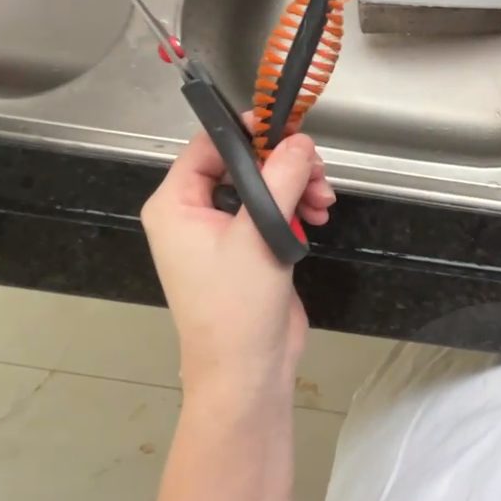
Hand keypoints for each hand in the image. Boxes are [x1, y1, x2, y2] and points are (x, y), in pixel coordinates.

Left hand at [140, 123, 335, 398]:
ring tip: (324, 201)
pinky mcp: (247, 247)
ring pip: (264, 184)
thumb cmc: (237, 305)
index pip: (209, 145)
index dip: (249, 131)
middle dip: (285, 164)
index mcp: (176, 205)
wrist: (247, 371)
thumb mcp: (259, 234)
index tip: (289, 129)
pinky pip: (272, 209)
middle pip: (243, 163)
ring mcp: (222, 231)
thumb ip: (282, 179)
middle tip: (318, 172)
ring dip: (298, 185)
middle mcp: (194, 212)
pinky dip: (297, 206)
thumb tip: (301, 141)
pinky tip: (319, 214)